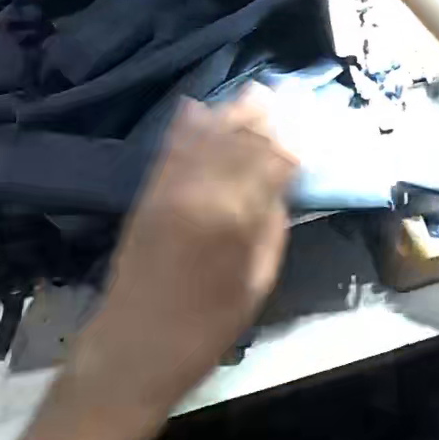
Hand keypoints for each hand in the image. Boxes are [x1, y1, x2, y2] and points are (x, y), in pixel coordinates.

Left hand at [63, 90, 297, 415]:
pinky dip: (184, 127)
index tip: (304, 126)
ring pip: (206, 139)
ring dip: (229, 114)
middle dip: (261, 118)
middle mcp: (204, 192)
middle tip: (278, 94)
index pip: (272, 164)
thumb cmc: (208, 326)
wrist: (135, 347)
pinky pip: (169, 151)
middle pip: (240, 143)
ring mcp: (172, 190)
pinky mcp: (148, 195)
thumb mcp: (258, 282)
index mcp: (238, 217)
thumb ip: (271, 228)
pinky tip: (194, 106)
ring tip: (249, 92)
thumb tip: (280, 188)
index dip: (289, 143)